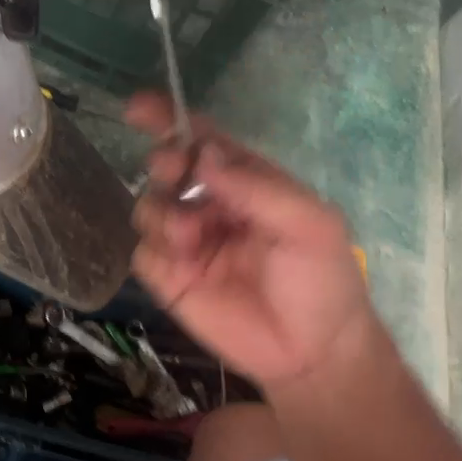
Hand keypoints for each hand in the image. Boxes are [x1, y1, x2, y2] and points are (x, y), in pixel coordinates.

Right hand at [126, 93, 376, 387]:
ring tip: (191, 240)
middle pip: (166, 169)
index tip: (139, 108)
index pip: (203, 141)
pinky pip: (142, 252)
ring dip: (163, 214)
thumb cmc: (322, 281)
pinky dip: (156, 253)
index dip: (170, 120)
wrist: (311, 353)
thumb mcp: (308, 224)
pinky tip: (184, 267)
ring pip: (147, 207)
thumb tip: (204, 157)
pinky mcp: (168, 277)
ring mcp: (185, 242)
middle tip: (173, 173)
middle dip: (164, 165)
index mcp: (246, 183)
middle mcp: (210, 206)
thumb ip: (257, 187)